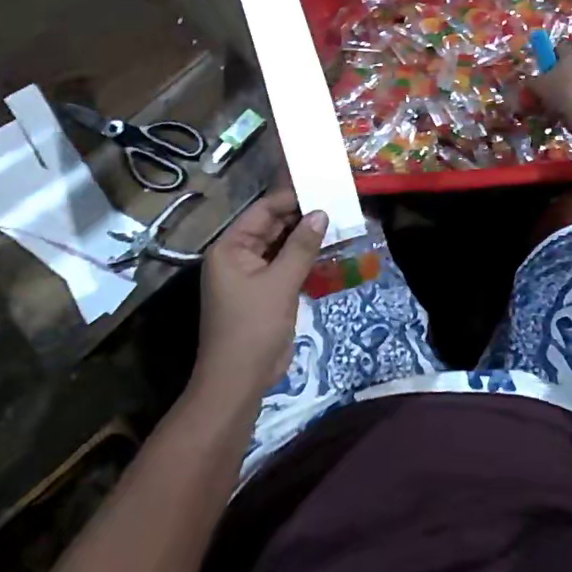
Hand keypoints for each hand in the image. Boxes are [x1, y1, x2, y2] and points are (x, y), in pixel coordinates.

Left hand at [195, 190, 327, 401]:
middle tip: (339, 206)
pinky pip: (287, 266)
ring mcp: (253, 275)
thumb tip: (322, 213)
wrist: (239, 379)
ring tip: (341, 224)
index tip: (324, 191)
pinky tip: (332, 251)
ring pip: (283, 247)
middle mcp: (239, 256)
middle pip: (273, 226)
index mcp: (231, 247)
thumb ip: (302, 246)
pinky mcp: (266, 292)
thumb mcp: (280, 283)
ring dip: (308, 239)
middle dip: (304, 218)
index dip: (292, 199)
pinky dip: (306, 259)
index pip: (263, 211)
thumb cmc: (253, 326)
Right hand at [525, 47, 571, 121]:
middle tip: (547, 83)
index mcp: (569, 55)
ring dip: (567, 84)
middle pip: (568, 63)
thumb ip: (531, 81)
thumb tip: (527, 80)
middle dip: (558, 71)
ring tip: (555, 98)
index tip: (542, 64)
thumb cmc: (559, 91)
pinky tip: (566, 106)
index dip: (549, 54)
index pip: (559, 46)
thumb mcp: (538, 86)